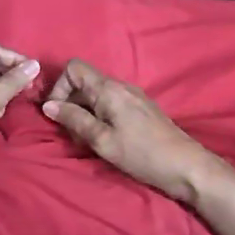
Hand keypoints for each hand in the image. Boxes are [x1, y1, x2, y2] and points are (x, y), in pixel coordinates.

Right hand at [40, 59, 230, 202]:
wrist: (186, 166)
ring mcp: (133, 96)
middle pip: (84, 82)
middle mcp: (121, 85)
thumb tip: (48, 105)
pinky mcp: (141, 109)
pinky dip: (100, 118)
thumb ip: (74, 120)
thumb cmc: (142, 154)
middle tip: (72, 135)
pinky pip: (110, 105)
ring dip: (84, 114)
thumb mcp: (102, 140)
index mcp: (109, 89)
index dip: (59, 87)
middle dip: (70, 105)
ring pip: (96, 95)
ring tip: (88, 142)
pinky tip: (105, 140)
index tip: (57, 113)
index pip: (74, 68)